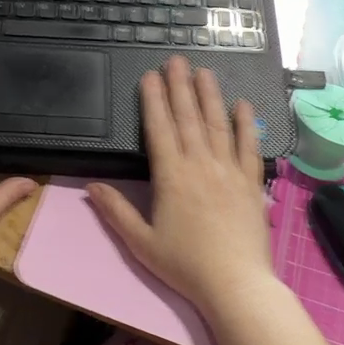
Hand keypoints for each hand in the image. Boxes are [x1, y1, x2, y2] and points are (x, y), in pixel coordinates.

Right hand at [88, 56, 275, 313]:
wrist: (235, 284)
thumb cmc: (185, 265)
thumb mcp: (141, 242)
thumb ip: (116, 211)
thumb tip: (91, 186)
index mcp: (171, 176)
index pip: (159, 129)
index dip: (153, 100)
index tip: (149, 76)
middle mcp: (200, 165)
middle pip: (188, 118)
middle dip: (179, 86)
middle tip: (175, 60)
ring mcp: (229, 171)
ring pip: (218, 124)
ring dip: (209, 95)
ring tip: (203, 71)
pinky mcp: (252, 183)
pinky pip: (249, 146)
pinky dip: (246, 124)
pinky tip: (242, 105)